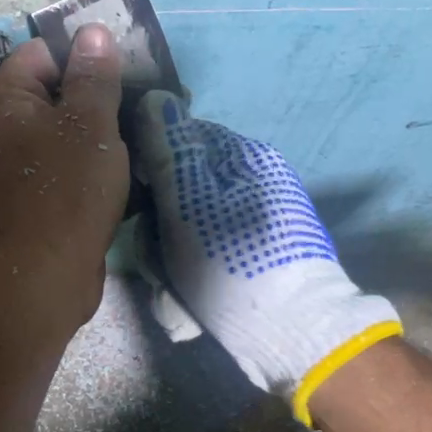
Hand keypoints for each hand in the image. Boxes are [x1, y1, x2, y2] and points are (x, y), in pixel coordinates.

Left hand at [0, 26, 128, 337]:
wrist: (39, 279)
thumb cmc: (63, 191)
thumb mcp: (88, 123)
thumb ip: (93, 76)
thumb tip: (94, 30)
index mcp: (4, 99)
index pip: (45, 53)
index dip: (86, 56)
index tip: (128, 71)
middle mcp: (2, 127)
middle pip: (58, 93)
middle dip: (102, 99)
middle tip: (146, 106)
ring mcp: (17, 167)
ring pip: (68, 134)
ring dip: (104, 138)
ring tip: (145, 138)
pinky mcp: (35, 199)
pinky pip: (69, 168)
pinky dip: (96, 169)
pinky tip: (130, 176)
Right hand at [130, 91, 400, 424]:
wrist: (291, 334)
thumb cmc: (232, 263)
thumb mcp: (187, 206)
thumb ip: (167, 152)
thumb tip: (154, 97)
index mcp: (244, 156)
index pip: (179, 138)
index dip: (151, 169)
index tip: (140, 206)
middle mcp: (254, 181)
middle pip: (181, 189)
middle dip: (159, 229)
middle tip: (158, 264)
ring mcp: (258, 220)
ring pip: (190, 227)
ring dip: (171, 261)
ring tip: (175, 294)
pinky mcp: (260, 255)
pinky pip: (209, 254)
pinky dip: (193, 278)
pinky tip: (191, 303)